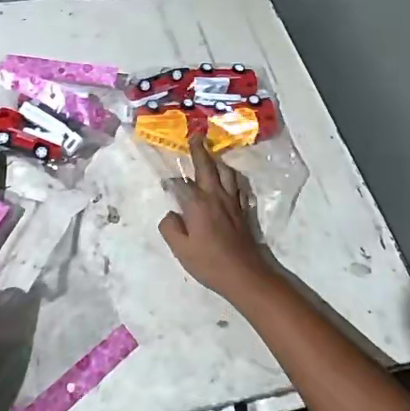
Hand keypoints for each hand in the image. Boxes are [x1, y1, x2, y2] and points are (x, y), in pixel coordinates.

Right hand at [158, 134, 277, 299]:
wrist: (244, 273)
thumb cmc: (209, 262)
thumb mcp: (180, 249)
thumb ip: (171, 228)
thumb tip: (171, 214)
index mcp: (197, 204)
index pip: (181, 184)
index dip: (171, 182)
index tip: (165, 184)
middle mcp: (216, 196)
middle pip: (207, 167)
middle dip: (199, 151)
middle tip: (195, 136)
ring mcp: (232, 202)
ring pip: (226, 173)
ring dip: (217, 162)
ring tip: (212, 156)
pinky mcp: (243, 210)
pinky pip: (237, 186)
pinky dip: (231, 177)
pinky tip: (229, 180)